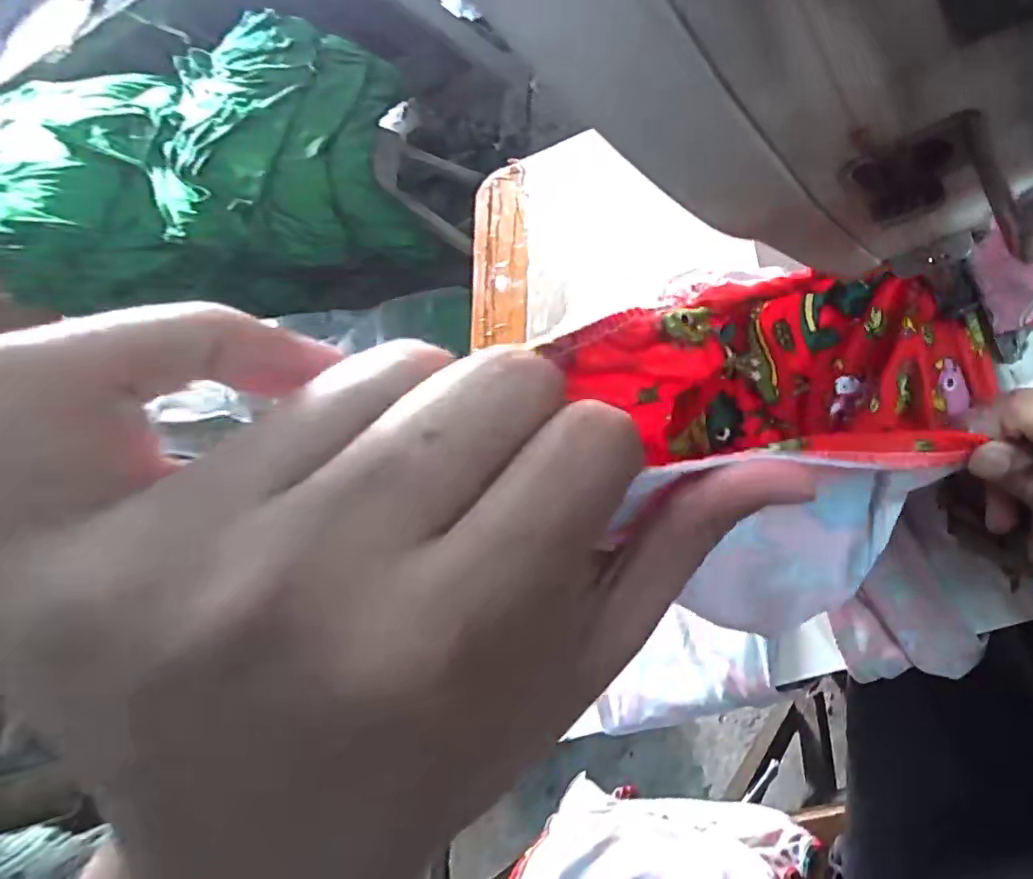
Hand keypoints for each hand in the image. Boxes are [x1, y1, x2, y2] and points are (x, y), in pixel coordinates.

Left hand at [0, 312, 815, 878]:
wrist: (252, 846)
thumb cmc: (466, 738)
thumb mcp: (597, 653)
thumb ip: (687, 542)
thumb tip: (795, 471)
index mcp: (461, 627)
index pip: (595, 437)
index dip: (607, 453)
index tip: (580, 494)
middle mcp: (318, 581)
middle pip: (499, 380)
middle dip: (531, 417)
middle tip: (500, 482)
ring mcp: (182, 551)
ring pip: (394, 366)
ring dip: (433, 413)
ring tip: (408, 489)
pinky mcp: (68, 541)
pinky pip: (241, 369)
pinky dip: (315, 391)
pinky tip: (312, 456)